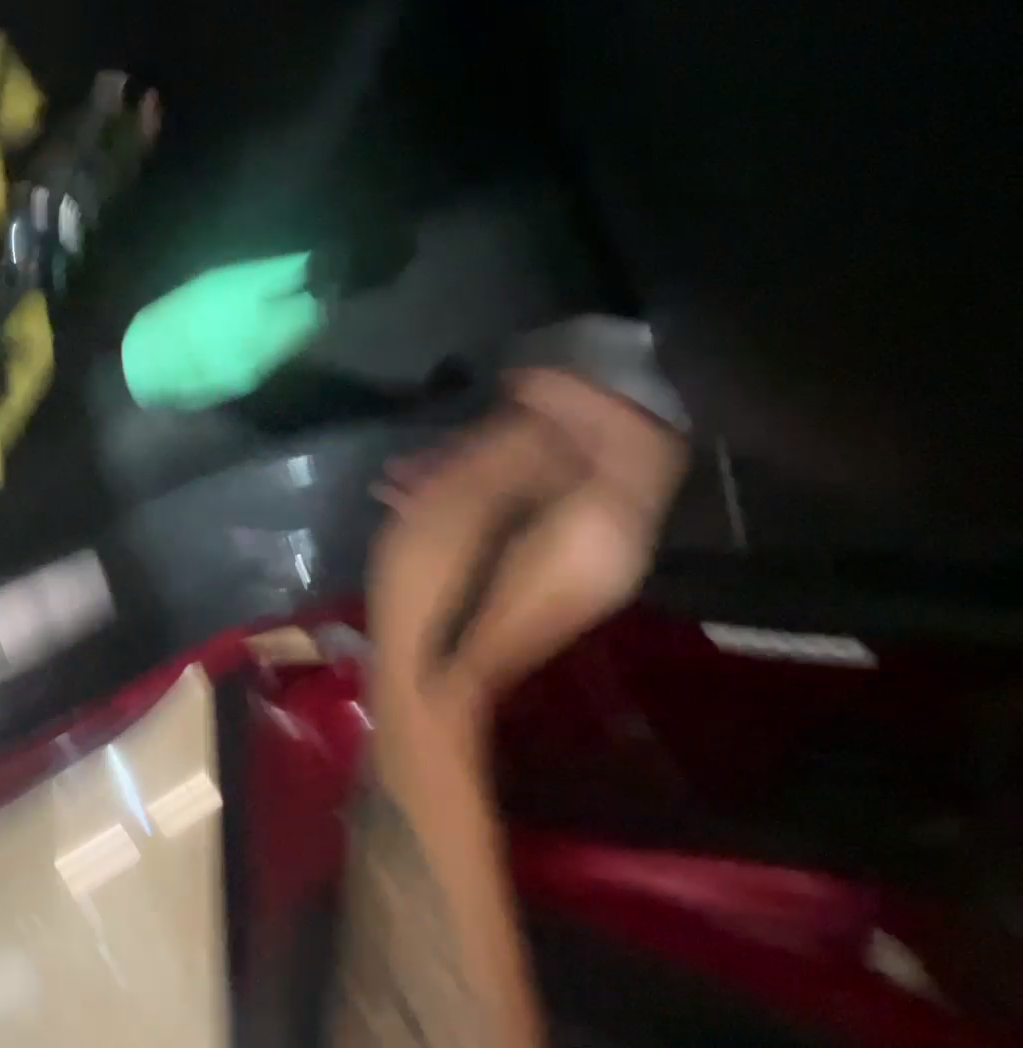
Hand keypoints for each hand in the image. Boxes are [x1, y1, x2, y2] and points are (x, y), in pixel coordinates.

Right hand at [368, 369, 688, 751]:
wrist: (431, 687)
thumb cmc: (433, 599)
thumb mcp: (456, 512)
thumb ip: (509, 453)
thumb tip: (543, 412)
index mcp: (600, 524)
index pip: (631, 433)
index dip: (584, 395)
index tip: (521, 378)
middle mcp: (616, 541)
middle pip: (609, 454)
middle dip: (545, 421)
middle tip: (485, 409)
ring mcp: (593, 563)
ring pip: (574, 480)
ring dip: (511, 455)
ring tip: (435, 459)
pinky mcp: (563, 575)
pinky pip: (552, 508)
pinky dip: (506, 486)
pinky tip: (439, 491)